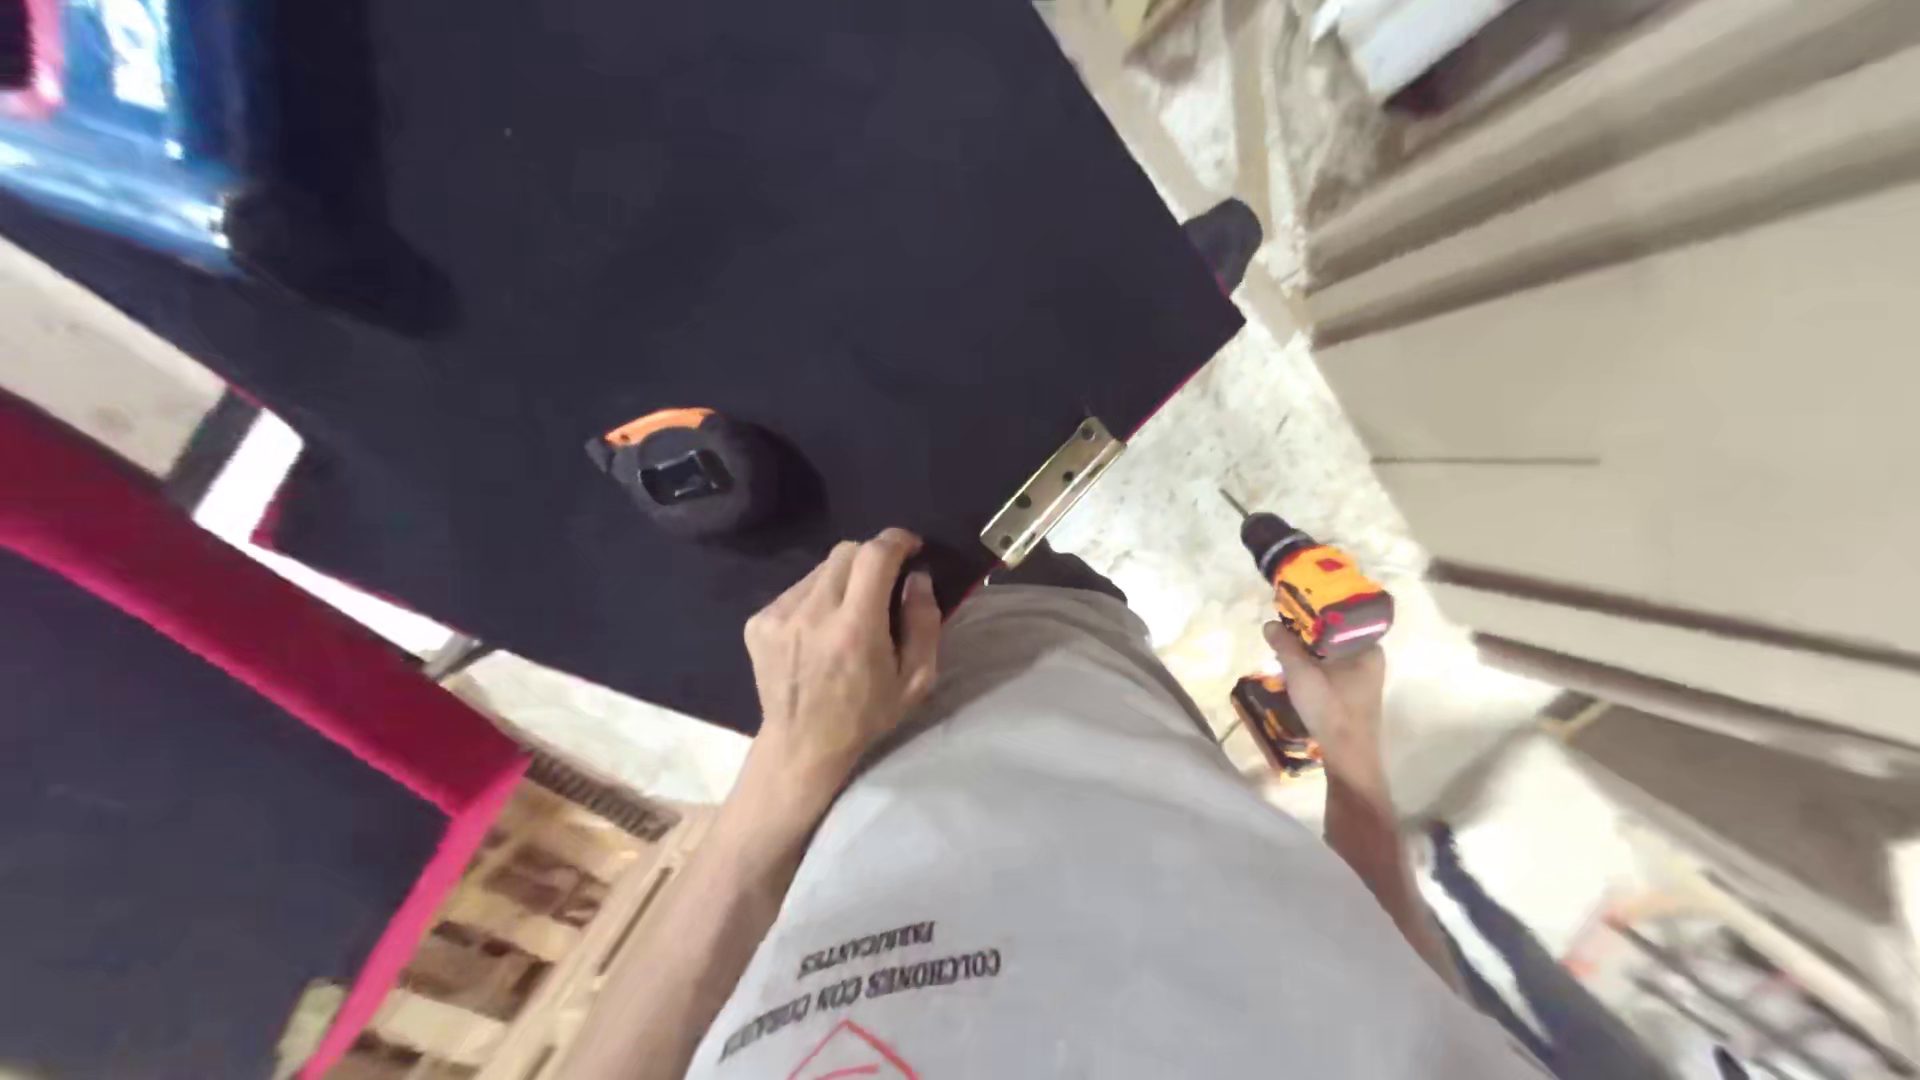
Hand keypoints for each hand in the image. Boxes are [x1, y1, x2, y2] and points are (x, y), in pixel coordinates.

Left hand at [743, 528, 940, 795]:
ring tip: (848, 611)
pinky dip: (816, 596)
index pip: (874, 555)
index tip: (910, 545)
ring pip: (821, 568)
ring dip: (843, 578)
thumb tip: (918, 577)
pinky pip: (797, 588)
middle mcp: (813, 615)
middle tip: (882, 582)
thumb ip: (924, 623)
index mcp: (855, 629)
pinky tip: (819, 628)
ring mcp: (779, 617)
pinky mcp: (758, 622)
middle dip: (871, 557)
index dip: (896, 540)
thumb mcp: (915, 680)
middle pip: (846, 551)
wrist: (802, 745)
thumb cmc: (867, 714)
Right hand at [1262, 622, 1385, 774]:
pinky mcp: (1354, 690)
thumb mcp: (1300, 673)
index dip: (1316, 608)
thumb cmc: (1330, 708)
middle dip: (1309, 628)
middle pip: (1336, 633)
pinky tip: (1295, 665)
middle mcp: (1370, 658)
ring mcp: (1364, 675)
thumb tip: (1269, 623)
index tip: (1293, 603)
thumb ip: (1284, 645)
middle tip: (1282, 622)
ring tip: (1283, 641)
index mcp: (1367, 648)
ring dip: (1309, 647)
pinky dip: (1315, 661)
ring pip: (1332, 651)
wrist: (1348, 755)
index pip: (1342, 616)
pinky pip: (1332, 665)